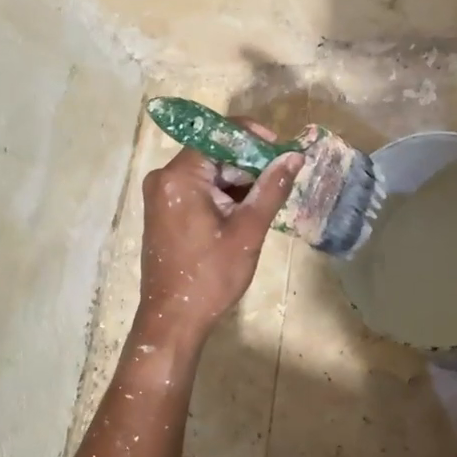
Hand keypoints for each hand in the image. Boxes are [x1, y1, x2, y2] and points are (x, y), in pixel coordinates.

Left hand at [137, 119, 301, 342]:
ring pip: (209, 172)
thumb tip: (295, 155)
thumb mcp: (248, 229)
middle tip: (279, 181)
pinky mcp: (164, 211)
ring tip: (265, 201)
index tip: (282, 151)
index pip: (219, 135)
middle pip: (214, 153)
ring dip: (238, 181)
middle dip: (249, 163)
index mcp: (180, 176)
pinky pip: (198, 189)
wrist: (173, 321)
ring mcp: (161, 195)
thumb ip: (272, 187)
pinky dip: (223, 194)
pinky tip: (245, 213)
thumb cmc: (211, 275)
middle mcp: (164, 178)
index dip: (254, 137)